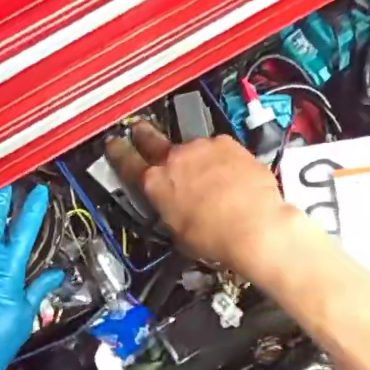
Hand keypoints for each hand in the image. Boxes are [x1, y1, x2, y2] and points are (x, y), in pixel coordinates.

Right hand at [106, 122, 314, 281]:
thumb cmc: (216, 237)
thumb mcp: (178, 233)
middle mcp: (175, 159)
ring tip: (210, 181)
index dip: (118, 152)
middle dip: (144, 135)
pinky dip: (222, 161)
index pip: (127, 162)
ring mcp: (202, 148)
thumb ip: (170, 211)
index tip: (114, 144)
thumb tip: (175, 210)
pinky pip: (219, 150)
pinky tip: (231, 178)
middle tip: (141, 131)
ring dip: (196, 160)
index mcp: (155, 183)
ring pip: (192, 149)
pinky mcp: (229, 144)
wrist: (254, 226)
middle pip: (152, 139)